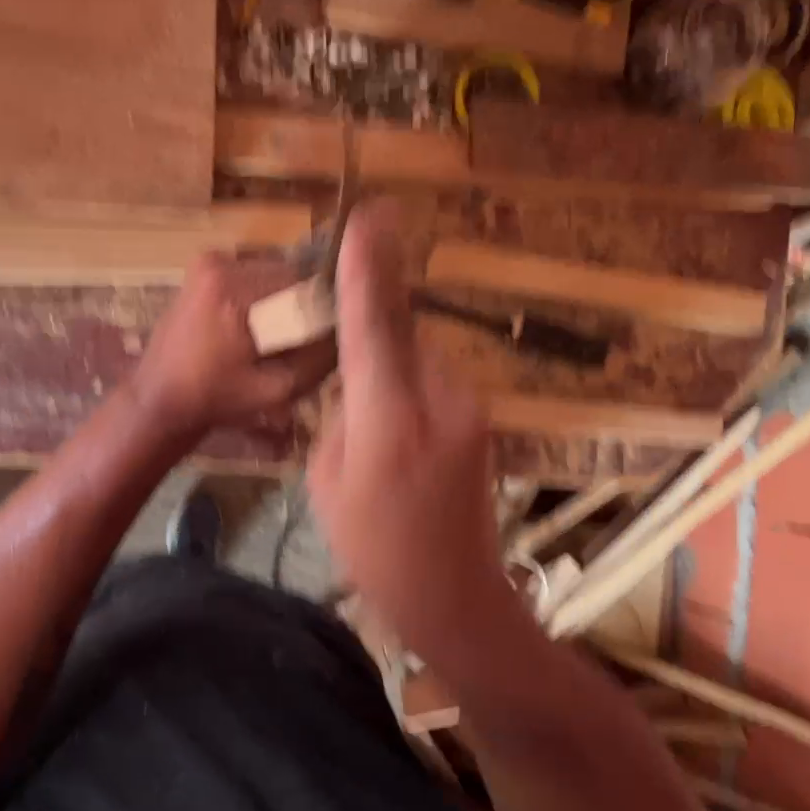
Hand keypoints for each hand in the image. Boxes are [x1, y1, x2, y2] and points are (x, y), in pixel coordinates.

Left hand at [128, 250, 336, 440]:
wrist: (159, 397)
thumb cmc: (216, 399)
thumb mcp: (278, 390)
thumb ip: (320, 357)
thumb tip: (352, 327)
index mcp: (234, 291)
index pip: (305, 282)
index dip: (321, 309)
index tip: (322, 337)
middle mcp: (220, 262)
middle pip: (289, 272)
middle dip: (299, 303)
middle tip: (298, 341)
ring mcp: (208, 259)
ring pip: (273, 271)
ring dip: (281, 298)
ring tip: (274, 334)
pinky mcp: (202, 265)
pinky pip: (252, 272)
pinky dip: (260, 294)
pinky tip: (253, 324)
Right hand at [306, 201, 517, 653]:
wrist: (453, 594)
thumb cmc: (373, 547)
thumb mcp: (327, 481)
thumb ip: (341, 414)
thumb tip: (358, 382)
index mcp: (389, 419)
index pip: (373, 326)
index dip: (366, 270)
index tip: (365, 217)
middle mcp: (439, 399)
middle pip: (398, 333)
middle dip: (369, 333)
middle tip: (344, 369)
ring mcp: (470, 406)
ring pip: (416, 356)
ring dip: (390, 368)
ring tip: (375, 428)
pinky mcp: (482, 416)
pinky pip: (433, 380)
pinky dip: (409, 390)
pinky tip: (400, 435)